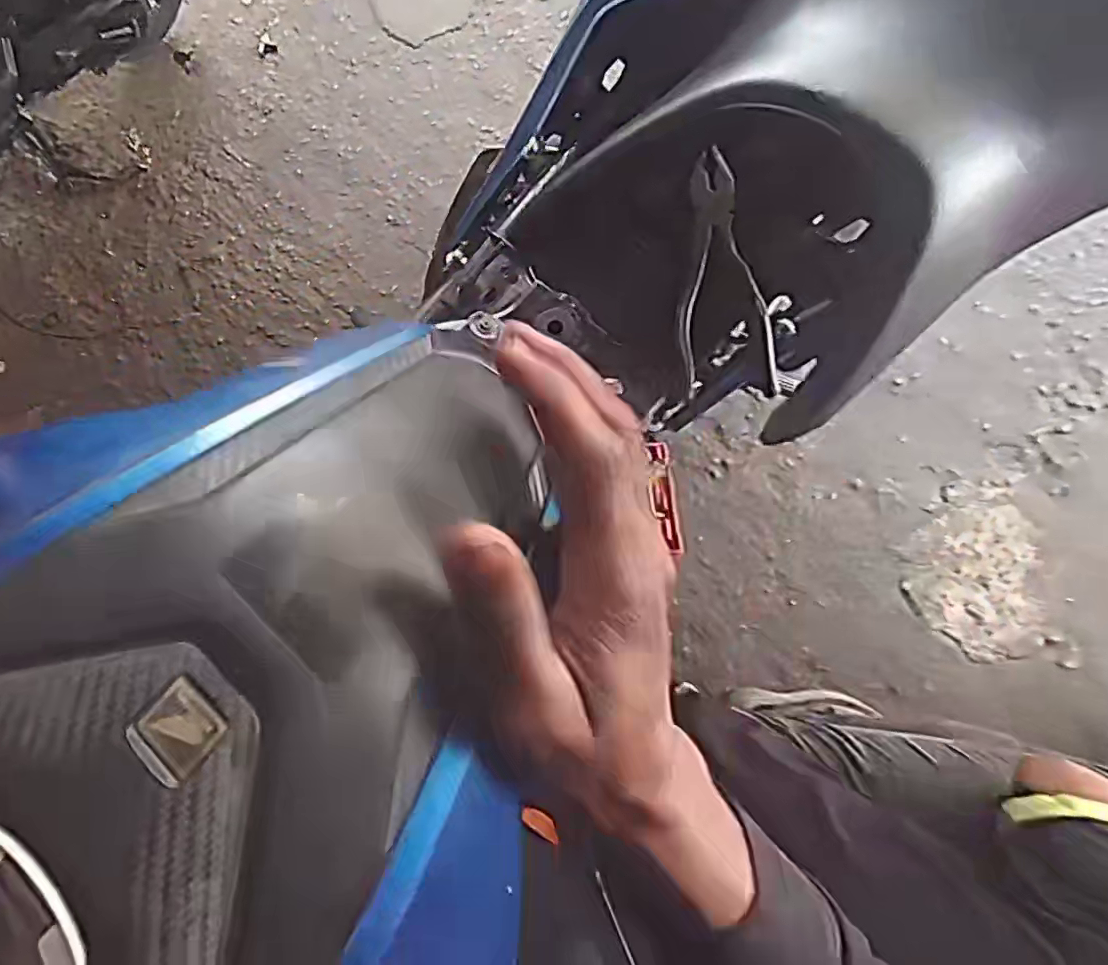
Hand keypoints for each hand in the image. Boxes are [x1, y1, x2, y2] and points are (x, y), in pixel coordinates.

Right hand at [442, 321, 754, 927]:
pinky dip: (582, 417)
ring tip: (528, 351)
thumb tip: (469, 534)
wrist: (633, 774)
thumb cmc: (577, 743)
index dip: (555, 399)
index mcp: (618, 571)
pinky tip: (553, 403)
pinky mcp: (624, 546)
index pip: (595, 460)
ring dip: (579, 387)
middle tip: (512, 334)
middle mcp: (638, 543)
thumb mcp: (531, 698)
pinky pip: (610, 462)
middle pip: (618, 435)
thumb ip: (506, 618)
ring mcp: (638, 542)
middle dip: (568, 375)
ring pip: (623, 442)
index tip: (508, 354)